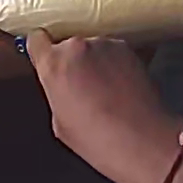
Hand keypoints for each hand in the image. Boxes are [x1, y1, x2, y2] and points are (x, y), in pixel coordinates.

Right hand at [25, 30, 181, 182]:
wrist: (145, 142)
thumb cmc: (99, 140)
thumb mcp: (59, 121)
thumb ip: (55, 91)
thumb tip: (62, 83)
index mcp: (54, 64)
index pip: (36, 39)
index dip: (41, 51)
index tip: (46, 59)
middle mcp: (77, 47)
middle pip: (66, 45)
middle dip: (72, 61)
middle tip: (81, 86)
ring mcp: (105, 44)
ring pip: (91, 48)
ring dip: (95, 61)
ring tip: (106, 90)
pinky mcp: (128, 49)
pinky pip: (112, 52)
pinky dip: (114, 64)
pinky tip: (121, 87)